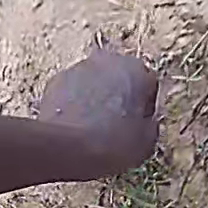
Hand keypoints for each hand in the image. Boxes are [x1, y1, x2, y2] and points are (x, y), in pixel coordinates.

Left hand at [34, 48, 160, 175]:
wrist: (66, 147)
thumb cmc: (112, 144)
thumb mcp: (145, 144)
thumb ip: (151, 125)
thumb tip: (146, 122)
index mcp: (138, 71)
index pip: (149, 87)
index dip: (145, 110)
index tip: (137, 130)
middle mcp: (110, 60)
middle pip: (120, 80)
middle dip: (119, 100)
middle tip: (116, 130)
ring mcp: (80, 67)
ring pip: (95, 85)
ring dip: (96, 101)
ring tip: (92, 132)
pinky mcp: (57, 80)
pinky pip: (72, 93)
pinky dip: (74, 106)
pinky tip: (74, 129)